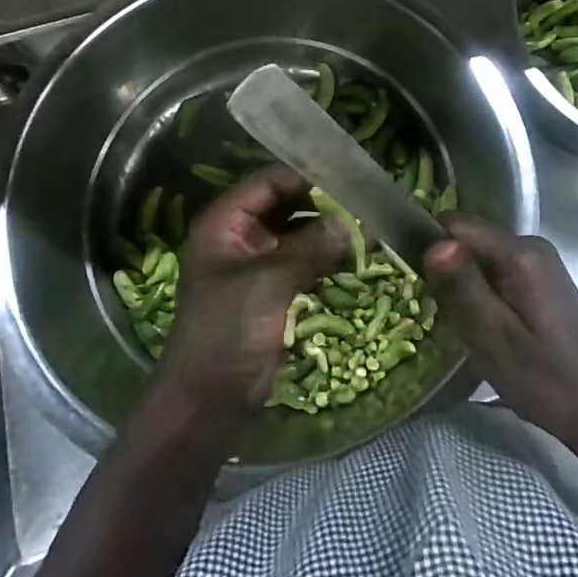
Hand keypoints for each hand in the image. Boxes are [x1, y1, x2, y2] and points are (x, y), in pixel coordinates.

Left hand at [157, 167, 345, 415]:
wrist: (207, 400)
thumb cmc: (227, 331)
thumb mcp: (267, 283)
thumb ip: (309, 248)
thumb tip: (352, 222)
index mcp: (224, 222)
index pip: (268, 182)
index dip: (305, 176)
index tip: (347, 178)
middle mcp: (239, 235)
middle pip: (285, 204)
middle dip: (322, 204)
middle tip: (365, 203)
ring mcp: (256, 262)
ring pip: (297, 233)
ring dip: (328, 231)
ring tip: (369, 228)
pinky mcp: (272, 288)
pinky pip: (302, 260)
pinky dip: (325, 256)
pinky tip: (356, 256)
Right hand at [424, 216, 577, 515]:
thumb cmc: (542, 378)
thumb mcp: (492, 337)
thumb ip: (462, 286)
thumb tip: (435, 243)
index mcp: (519, 253)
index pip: (455, 224)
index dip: (431, 246)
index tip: (420, 283)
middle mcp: (531, 244)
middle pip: (468, 238)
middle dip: (448, 268)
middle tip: (442, 312)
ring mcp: (540, 260)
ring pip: (480, 254)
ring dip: (464, 281)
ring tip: (463, 322)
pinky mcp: (542, 276)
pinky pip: (496, 268)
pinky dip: (482, 289)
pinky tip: (487, 323)